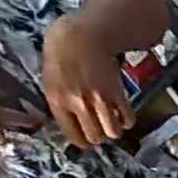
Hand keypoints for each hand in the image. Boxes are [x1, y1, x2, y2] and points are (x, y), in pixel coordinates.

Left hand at [42, 16, 133, 144]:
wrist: (80, 35)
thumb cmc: (60, 56)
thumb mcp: (50, 82)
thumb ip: (61, 106)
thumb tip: (74, 127)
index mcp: (58, 102)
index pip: (75, 137)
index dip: (83, 142)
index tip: (87, 139)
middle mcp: (79, 103)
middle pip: (96, 137)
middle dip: (99, 136)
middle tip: (100, 129)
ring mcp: (99, 98)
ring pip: (113, 132)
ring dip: (113, 131)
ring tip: (112, 123)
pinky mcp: (116, 92)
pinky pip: (127, 118)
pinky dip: (127, 121)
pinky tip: (122, 115)